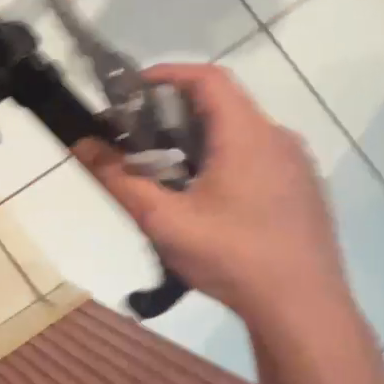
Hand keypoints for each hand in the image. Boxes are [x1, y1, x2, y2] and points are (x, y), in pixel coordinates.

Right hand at [74, 64, 351, 326]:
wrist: (304, 310)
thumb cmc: (232, 257)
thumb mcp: (161, 219)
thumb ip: (117, 178)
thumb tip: (80, 144)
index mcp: (249, 137)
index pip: (208, 79)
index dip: (165, 73)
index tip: (127, 90)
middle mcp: (278, 140)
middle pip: (220, 104)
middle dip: (169, 112)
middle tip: (131, 139)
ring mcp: (295, 166)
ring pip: (236, 132)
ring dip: (192, 138)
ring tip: (158, 171)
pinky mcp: (301, 190)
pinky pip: (253, 155)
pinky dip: (217, 158)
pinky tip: (197, 197)